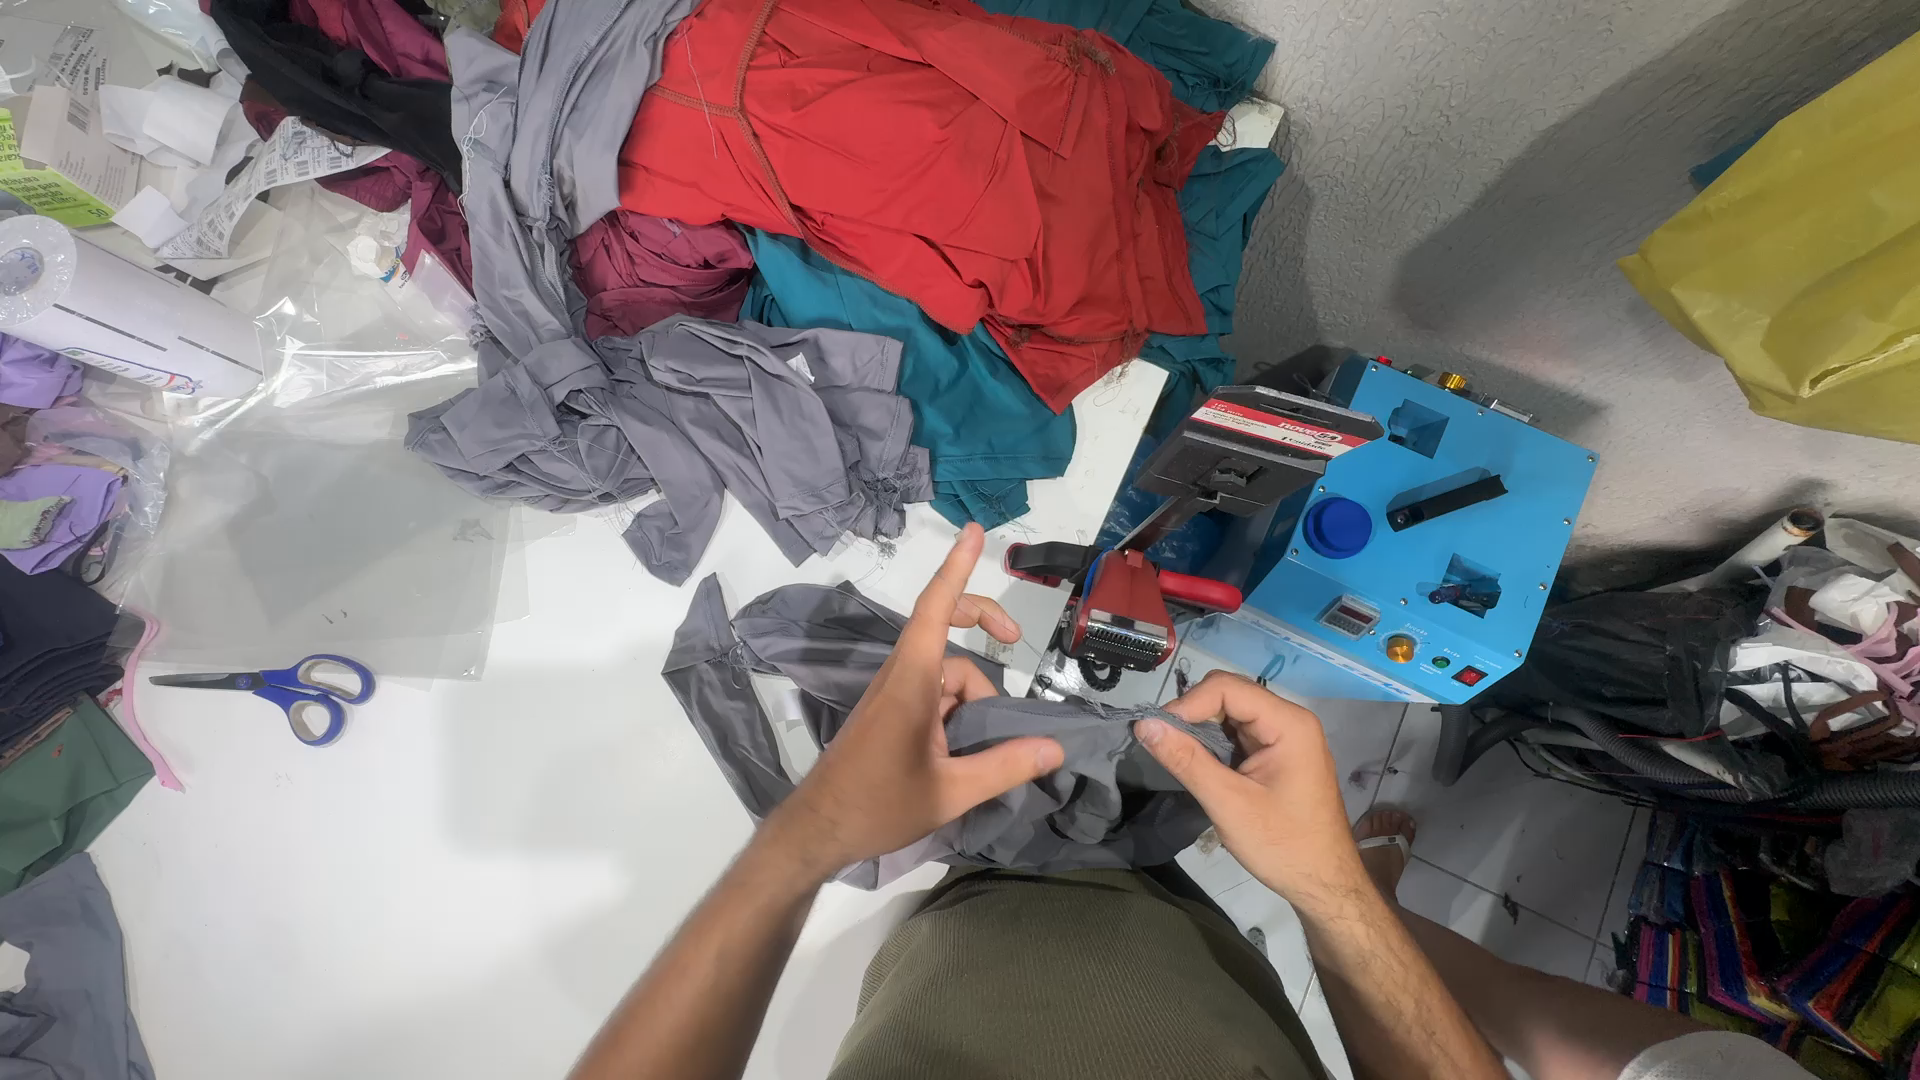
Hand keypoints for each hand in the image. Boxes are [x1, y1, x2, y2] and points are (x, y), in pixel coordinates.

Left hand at [756, 524, 1065, 881]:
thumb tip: (1054, 747)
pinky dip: (958, 713)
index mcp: (911, 681)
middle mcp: (901, 675)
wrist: (818, 830)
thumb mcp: (951, 792)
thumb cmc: (877, 805)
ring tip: (982, 756)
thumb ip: (1006, 767)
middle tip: (1017, 644)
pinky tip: (967, 755)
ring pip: (948, 676)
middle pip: (949, 637)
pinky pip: (935, 695)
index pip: (934, 608)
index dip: (956, 568)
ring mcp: (894, 694)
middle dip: (983, 629)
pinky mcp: (891, 712)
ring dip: (974, 702)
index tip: (972, 533)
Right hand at [1135, 671, 1365, 909]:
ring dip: (1201, 729)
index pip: (1226, 688)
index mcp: (1288, 724)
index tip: (1159, 733)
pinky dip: (1212, 742)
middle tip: (1167, 745)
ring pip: (1228, 711)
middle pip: (1227, 693)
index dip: (1188, 704)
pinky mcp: (1275, 751)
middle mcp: (1288, 719)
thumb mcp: (1229, 804)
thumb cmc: (1284, 846)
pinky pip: (1235, 730)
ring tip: (1181, 757)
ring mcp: (1283, 735)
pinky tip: (1202, 764)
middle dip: (1193, 714)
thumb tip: (1143, 724)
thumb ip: (1186, 759)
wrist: (1324, 886)